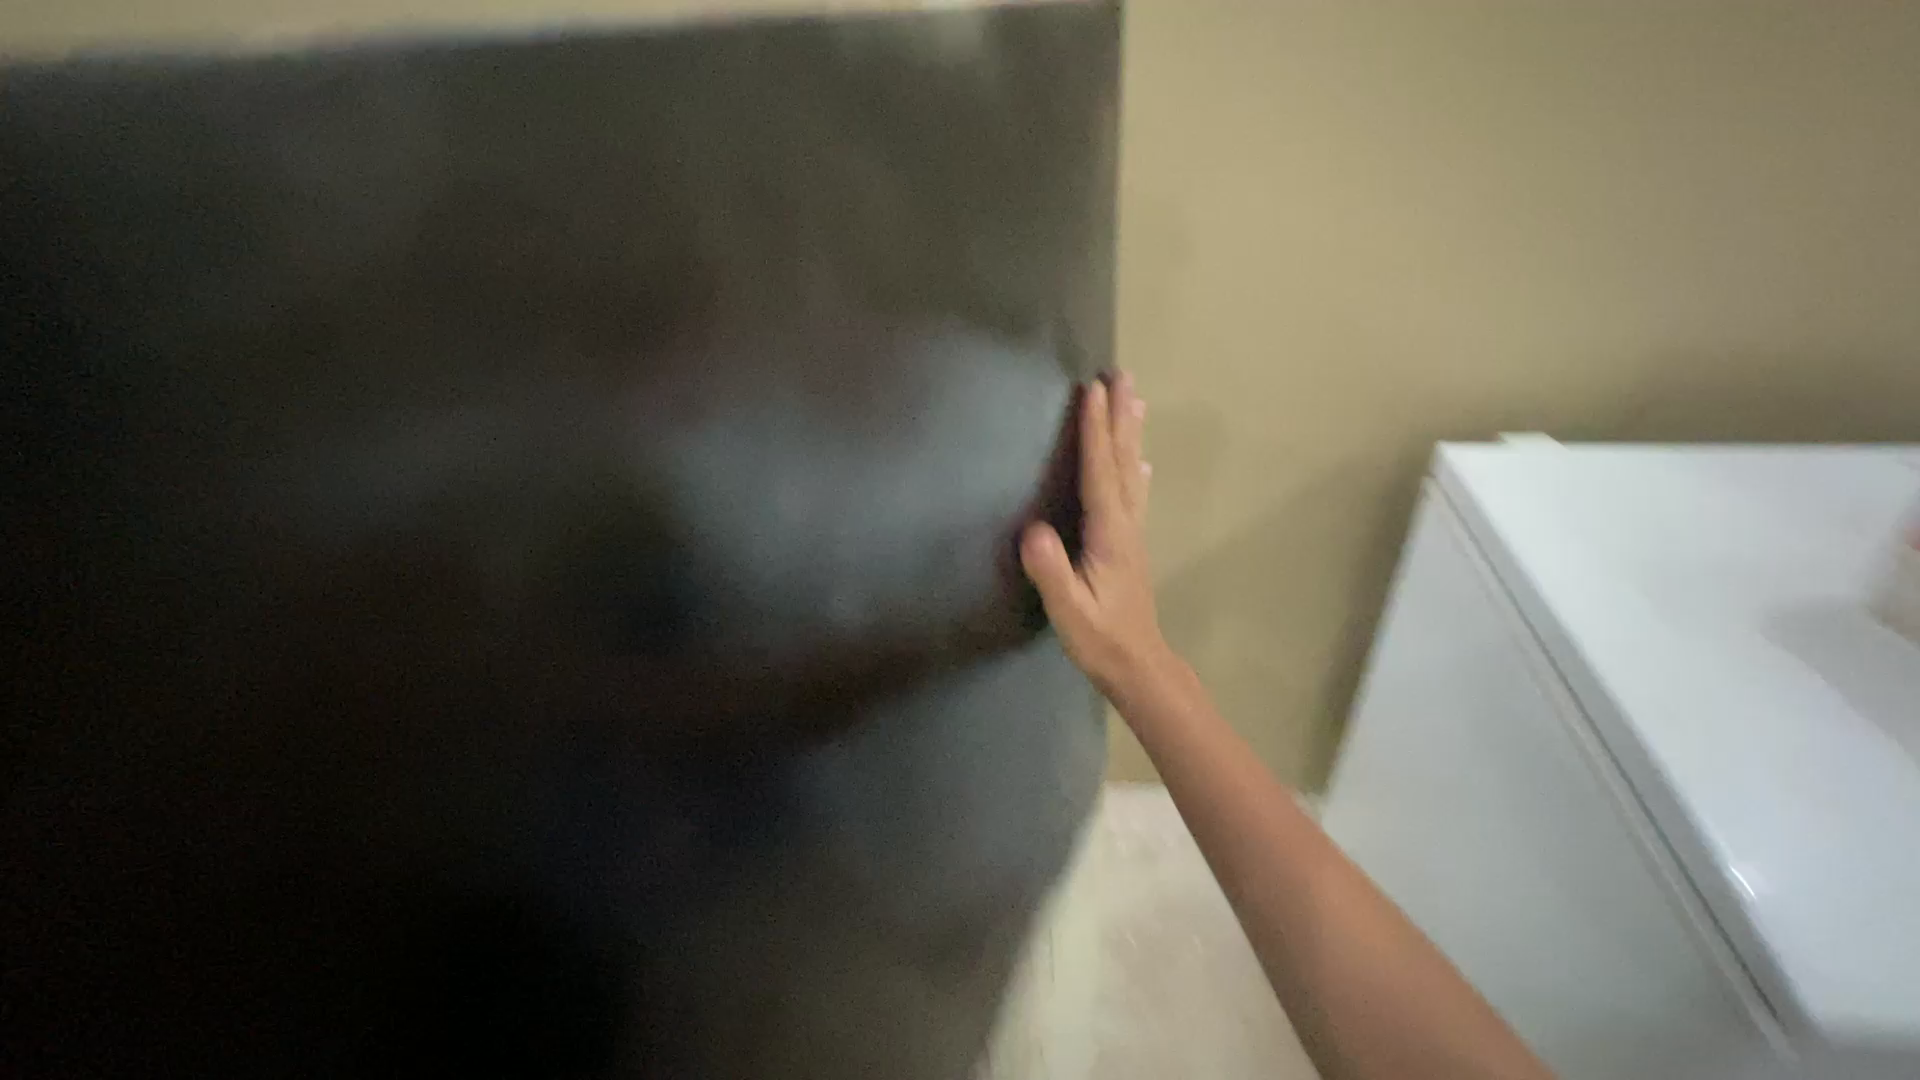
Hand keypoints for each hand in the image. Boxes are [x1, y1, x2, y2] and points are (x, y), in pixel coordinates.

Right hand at [1021, 372, 1172, 699]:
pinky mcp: (1130, 544)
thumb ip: (1052, 572)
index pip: (1101, 473)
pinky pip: (1134, 493)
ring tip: (1135, 400)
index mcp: (1109, 533)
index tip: (1093, 390)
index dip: (1095, 431)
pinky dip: (1136, 468)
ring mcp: (1131, 533)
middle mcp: (1126, 524)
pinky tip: (1142, 463)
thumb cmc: (1101, 640)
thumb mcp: (1069, 612)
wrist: (1139, 665)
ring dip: (1131, 434)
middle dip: (1120, 417)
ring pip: (1133, 472)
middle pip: (1124, 461)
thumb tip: (1033, 532)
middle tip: (1122, 376)